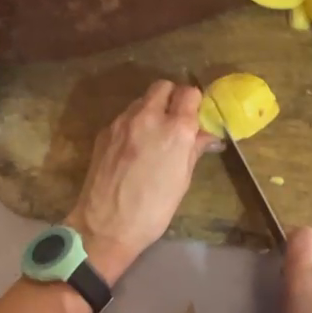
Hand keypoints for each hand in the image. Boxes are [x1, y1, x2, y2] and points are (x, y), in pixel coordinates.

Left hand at [65, 80, 217, 282]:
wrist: (106, 226)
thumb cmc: (153, 210)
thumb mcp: (182, 181)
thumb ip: (193, 150)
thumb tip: (207, 136)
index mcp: (175, 130)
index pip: (189, 93)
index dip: (193, 103)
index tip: (194, 118)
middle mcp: (148, 117)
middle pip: (163, 86)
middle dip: (171, 98)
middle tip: (173, 120)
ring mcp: (122, 122)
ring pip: (142, 100)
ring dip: (151, 110)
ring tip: (152, 136)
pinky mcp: (104, 132)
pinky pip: (124, 117)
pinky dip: (133, 124)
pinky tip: (132, 148)